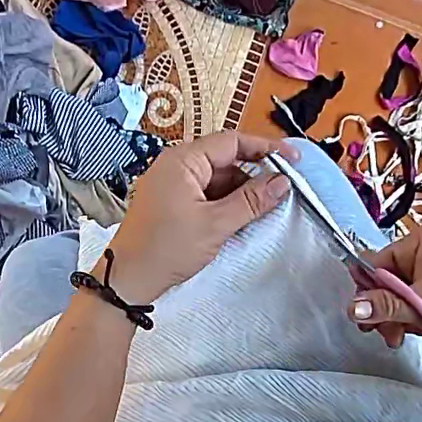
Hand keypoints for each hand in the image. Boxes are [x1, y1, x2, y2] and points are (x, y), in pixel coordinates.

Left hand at [102, 131, 295, 304]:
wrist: (128, 279)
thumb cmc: (165, 249)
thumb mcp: (216, 225)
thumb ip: (251, 201)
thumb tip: (282, 182)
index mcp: (183, 160)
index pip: (232, 142)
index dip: (266, 148)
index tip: (292, 159)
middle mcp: (176, 165)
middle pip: (225, 160)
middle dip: (254, 175)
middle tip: (280, 192)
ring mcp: (172, 184)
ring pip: (217, 179)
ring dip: (240, 193)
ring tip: (261, 211)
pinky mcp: (172, 202)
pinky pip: (205, 194)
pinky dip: (224, 204)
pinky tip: (238, 220)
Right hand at [351, 226, 421, 346]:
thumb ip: (388, 306)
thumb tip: (352, 308)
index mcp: (418, 242)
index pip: (374, 264)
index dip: (368, 293)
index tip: (370, 319)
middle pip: (386, 283)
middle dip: (386, 310)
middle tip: (393, 334)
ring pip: (402, 297)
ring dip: (403, 318)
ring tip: (416, 332)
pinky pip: (420, 303)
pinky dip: (419, 318)